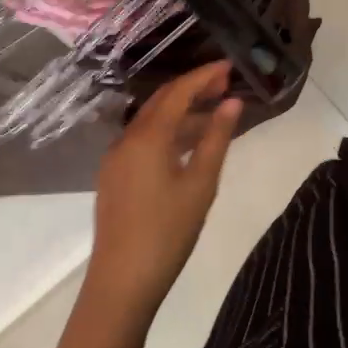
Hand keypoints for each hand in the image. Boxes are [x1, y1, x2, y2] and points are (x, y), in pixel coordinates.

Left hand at [88, 62, 242, 306]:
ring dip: (182, 111)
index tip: (230, 65)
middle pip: (161, 101)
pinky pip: (144, 139)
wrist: (121, 282)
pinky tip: (190, 142)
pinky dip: (169, 131)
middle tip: (225, 83)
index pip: (179, 91)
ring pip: (152, 121)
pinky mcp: (114, 176)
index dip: (205, 75)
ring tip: (215, 112)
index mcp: (148, 136)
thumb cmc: (167, 230)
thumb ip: (217, 137)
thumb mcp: (201, 183)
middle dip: (193, 88)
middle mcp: (127, 139)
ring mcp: (116, 158)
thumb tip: (233, 101)